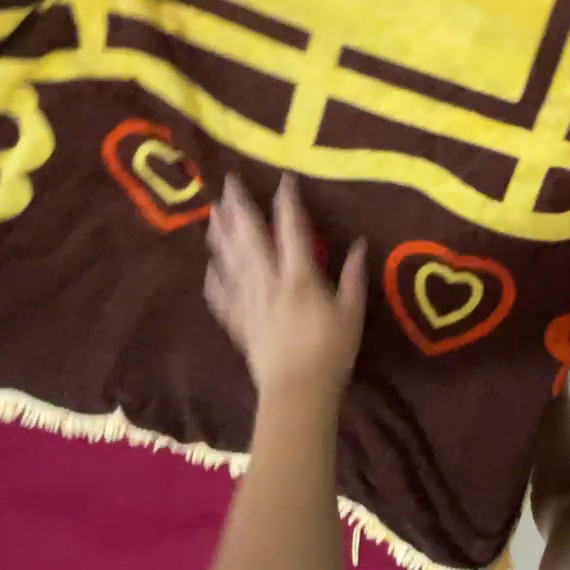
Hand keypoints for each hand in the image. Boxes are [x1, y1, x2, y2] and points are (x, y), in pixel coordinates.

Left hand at [205, 175, 368, 399]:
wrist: (296, 391)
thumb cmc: (331, 352)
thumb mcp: (352, 313)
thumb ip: (354, 278)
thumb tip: (360, 246)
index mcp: (299, 277)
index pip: (292, 231)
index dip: (288, 203)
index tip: (284, 179)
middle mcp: (269, 283)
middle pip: (251, 238)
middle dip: (241, 208)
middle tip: (229, 183)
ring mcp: (249, 303)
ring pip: (231, 261)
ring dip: (222, 235)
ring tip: (213, 213)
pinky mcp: (239, 324)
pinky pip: (223, 298)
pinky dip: (215, 281)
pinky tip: (210, 268)